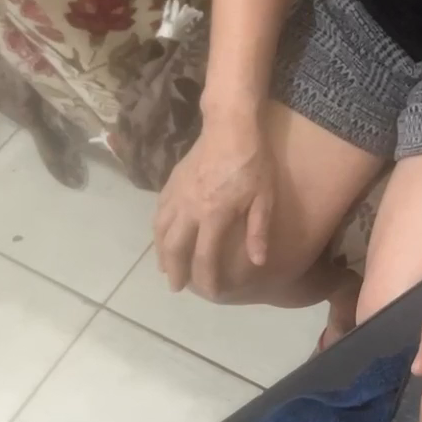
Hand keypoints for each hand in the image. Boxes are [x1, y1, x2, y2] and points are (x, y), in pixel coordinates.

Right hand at [154, 110, 273, 295]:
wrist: (229, 127)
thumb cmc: (253, 163)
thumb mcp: (264, 198)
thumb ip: (258, 231)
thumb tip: (258, 261)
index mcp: (213, 216)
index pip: (206, 257)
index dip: (208, 278)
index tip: (211, 293)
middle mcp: (189, 209)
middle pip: (175, 248)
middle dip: (175, 271)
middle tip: (177, 287)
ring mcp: (177, 195)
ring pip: (161, 231)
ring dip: (162, 252)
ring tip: (165, 267)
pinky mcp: (171, 182)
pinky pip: (159, 212)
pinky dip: (158, 229)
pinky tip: (162, 235)